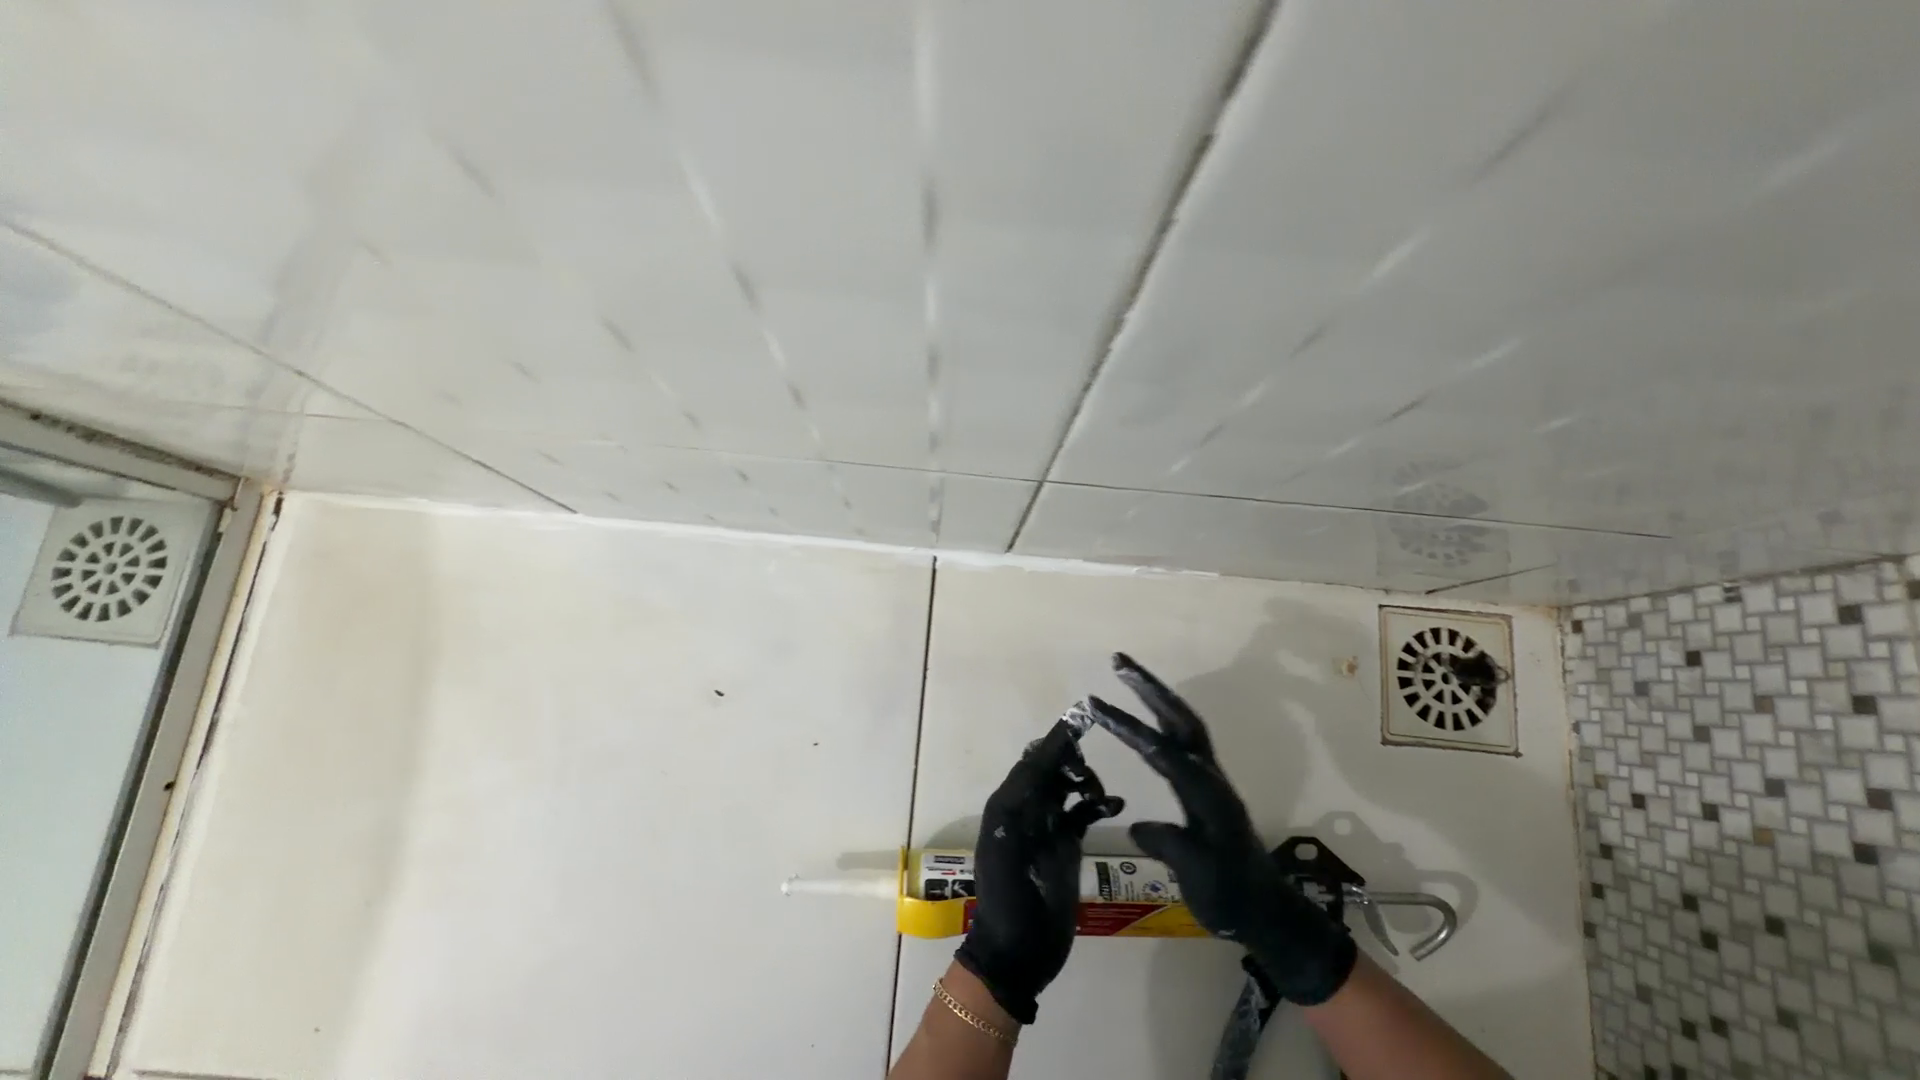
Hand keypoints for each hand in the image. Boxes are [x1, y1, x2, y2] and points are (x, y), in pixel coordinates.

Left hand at [954, 720, 1123, 1023]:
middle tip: (1089, 775)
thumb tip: (1038, 755)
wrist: (1017, 952)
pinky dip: (1098, 805)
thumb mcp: (1007, 846)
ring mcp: (1049, 827)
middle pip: (1051, 768)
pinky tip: (1116, 806)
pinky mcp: (1067, 846)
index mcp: (1008, 806)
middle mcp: (1028, 810)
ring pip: (1069, 787)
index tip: (1082, 719)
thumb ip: (1020, 801)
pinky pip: (1084, 814)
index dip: (1055, 741)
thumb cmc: (1007, 898)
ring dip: (1086, 781)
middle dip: (1072, 760)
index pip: (1033, 761)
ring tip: (1101, 794)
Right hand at [1087, 653, 1356, 1005]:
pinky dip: (1160, 719)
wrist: (1263, 911)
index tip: (1096, 707)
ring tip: (1126, 674)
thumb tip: (1138, 824)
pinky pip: (1181, 741)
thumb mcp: (1199, 877)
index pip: (1164, 753)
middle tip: (1119, 661)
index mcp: (1208, 796)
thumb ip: (1171, 846)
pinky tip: (1144, 716)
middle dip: (1151, 689)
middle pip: (1181, 721)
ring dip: (1157, 697)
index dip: (1130, 728)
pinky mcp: (1206, 786)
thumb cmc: (1230, 897)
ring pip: (1183, 726)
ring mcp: (1210, 779)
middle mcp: (1211, 778)